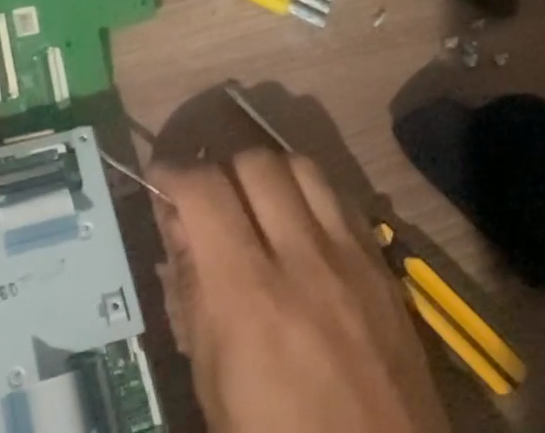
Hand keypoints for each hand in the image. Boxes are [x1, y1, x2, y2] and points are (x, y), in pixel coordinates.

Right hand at [149, 149, 452, 432]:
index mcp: (248, 295)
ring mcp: (352, 260)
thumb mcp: (210, 380)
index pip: (203, 189)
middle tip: (209, 199)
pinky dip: (312, 196)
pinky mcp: (384, 270)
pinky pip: (343, 200)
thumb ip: (191, 293)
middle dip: (221, 170)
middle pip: (256, 163)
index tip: (160, 180)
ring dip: (269, 175)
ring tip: (255, 204)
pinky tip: (301, 226)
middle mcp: (303, 260)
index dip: (172, 172)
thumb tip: (176, 226)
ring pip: (304, 167)